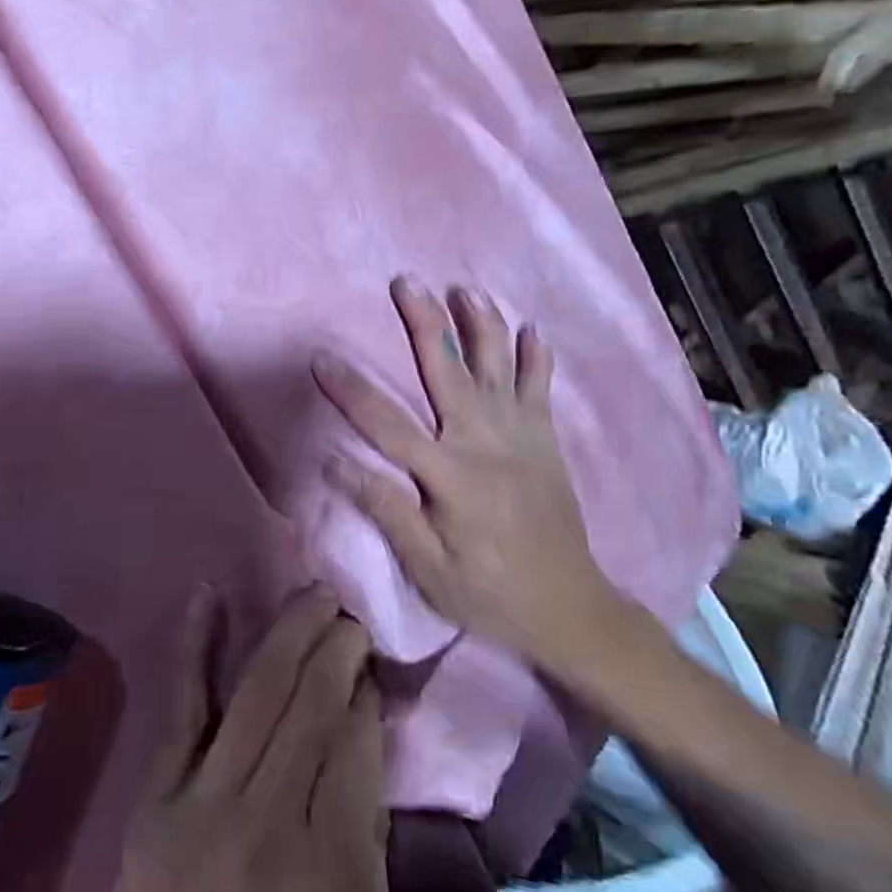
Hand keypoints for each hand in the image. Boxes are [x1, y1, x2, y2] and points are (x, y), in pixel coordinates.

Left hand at [118, 588, 386, 891]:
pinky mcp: (156, 794)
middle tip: (351, 611)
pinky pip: (181, 706)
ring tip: (314, 594)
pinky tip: (208, 593)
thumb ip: (366, 830)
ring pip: (258, 694)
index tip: (371, 663)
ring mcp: (205, 801)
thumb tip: (363, 735)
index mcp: (331, 864)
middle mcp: (271, 821)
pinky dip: (194, 646)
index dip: (367, 694)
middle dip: (337, 648)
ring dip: (290, 634)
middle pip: (311, 709)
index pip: (356, 747)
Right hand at [312, 277, 626, 671]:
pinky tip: (532, 329)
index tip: (322, 358)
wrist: (569, 609)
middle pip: (449, 373)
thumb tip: (336, 463)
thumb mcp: (428, 567)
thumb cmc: (488, 593)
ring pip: (499, 369)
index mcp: (450, 477)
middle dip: (425, 324)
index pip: (387, 424)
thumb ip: (386, 509)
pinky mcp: (546, 444)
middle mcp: (487, 445)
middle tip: (406, 282)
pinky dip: (536, 358)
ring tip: (466, 289)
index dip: (351, 390)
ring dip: (482, 325)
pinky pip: (541, 391)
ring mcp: (522, 440)